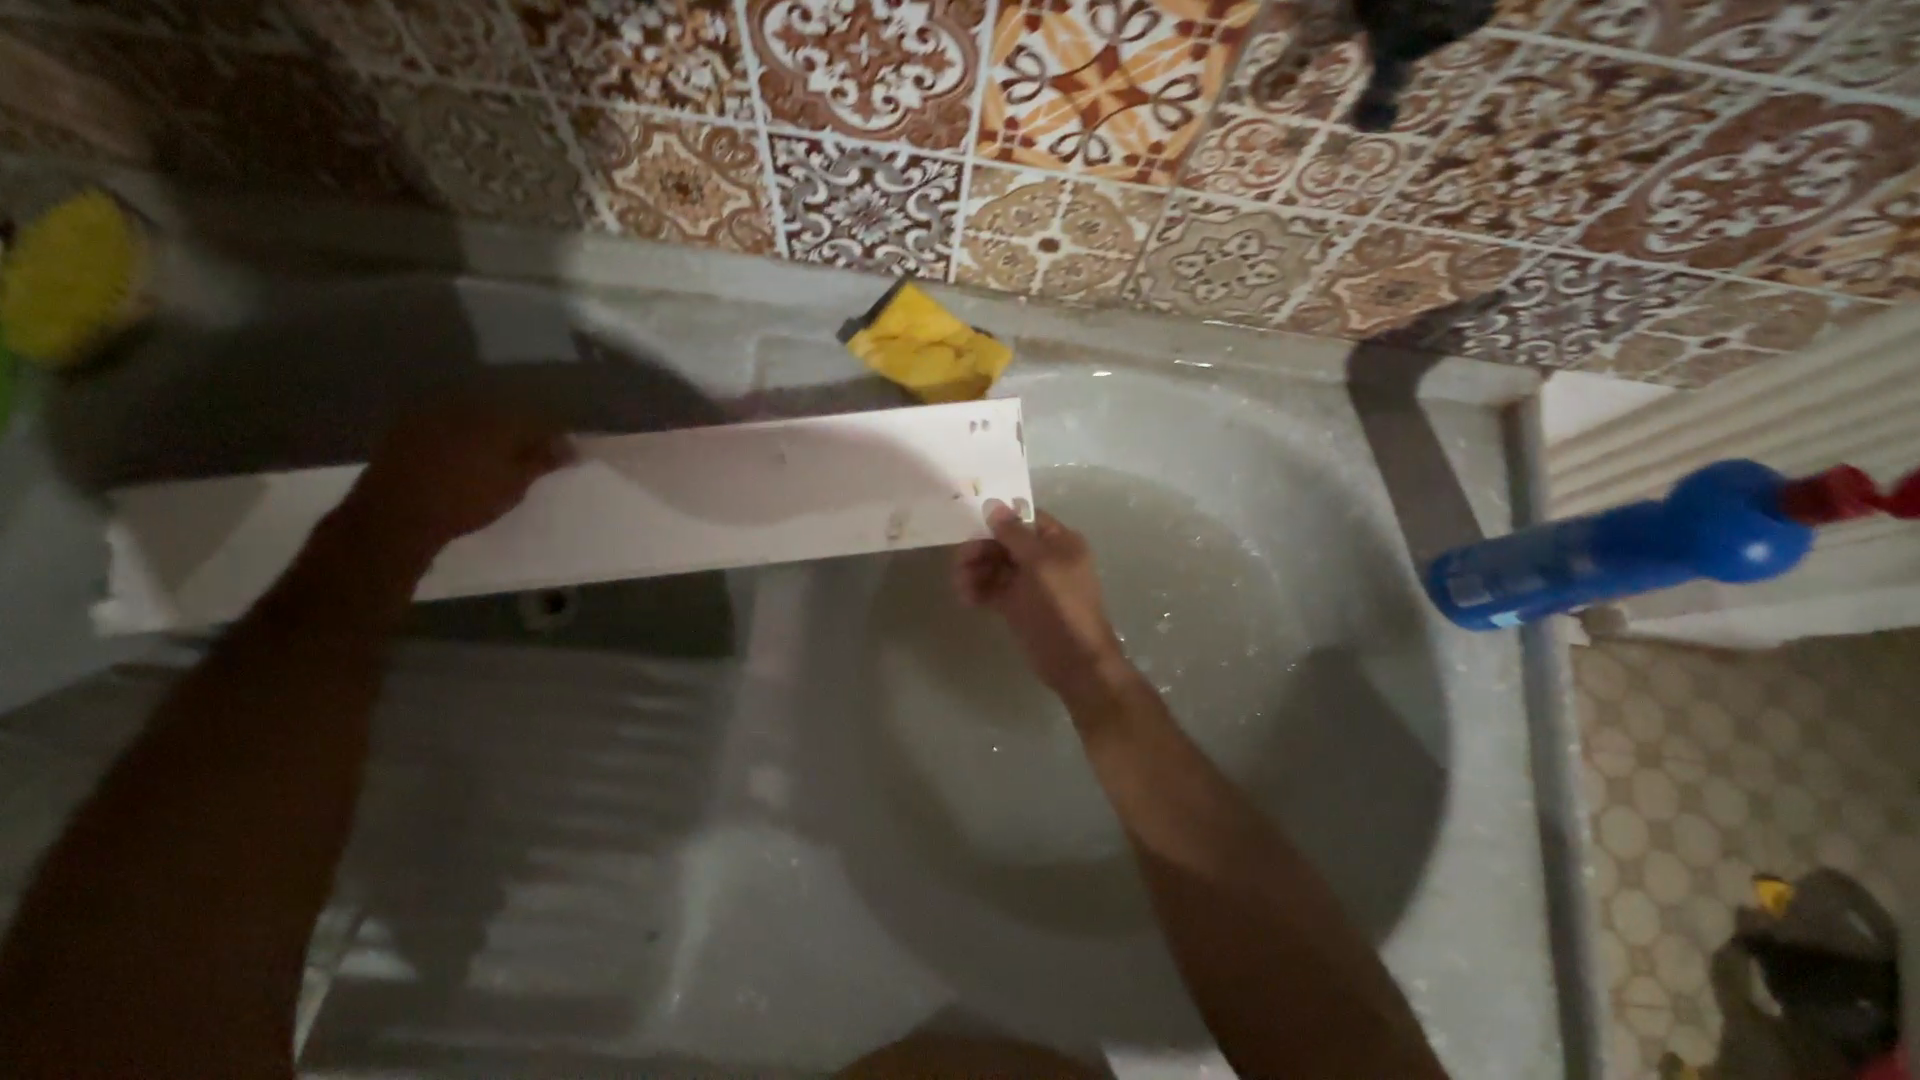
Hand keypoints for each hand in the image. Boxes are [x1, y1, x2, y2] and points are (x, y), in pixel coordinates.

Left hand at [340, 398, 574, 559]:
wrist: (396, 514)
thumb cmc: (465, 500)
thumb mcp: (513, 484)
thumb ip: (543, 460)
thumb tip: (572, 445)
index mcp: (497, 417)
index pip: (537, 420)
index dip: (551, 437)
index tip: (561, 453)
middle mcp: (466, 406)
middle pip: (505, 415)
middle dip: (520, 432)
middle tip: (528, 456)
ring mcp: (433, 414)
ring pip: (473, 419)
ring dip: (488, 434)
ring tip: (495, 458)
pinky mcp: (408, 428)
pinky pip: (446, 426)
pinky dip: (459, 438)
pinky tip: (461, 457)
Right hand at [954, 500, 1129, 697]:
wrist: (1075, 660)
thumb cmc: (1062, 605)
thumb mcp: (1040, 564)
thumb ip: (1015, 534)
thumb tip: (993, 505)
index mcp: (1059, 542)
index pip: (1025, 518)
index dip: (999, 519)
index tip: (971, 523)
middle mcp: (1044, 558)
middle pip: (1005, 542)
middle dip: (981, 548)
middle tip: (960, 560)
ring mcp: (1029, 583)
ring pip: (995, 566)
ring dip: (974, 570)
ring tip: (960, 584)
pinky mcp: (1016, 605)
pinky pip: (992, 589)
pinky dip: (978, 590)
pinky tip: (966, 598)